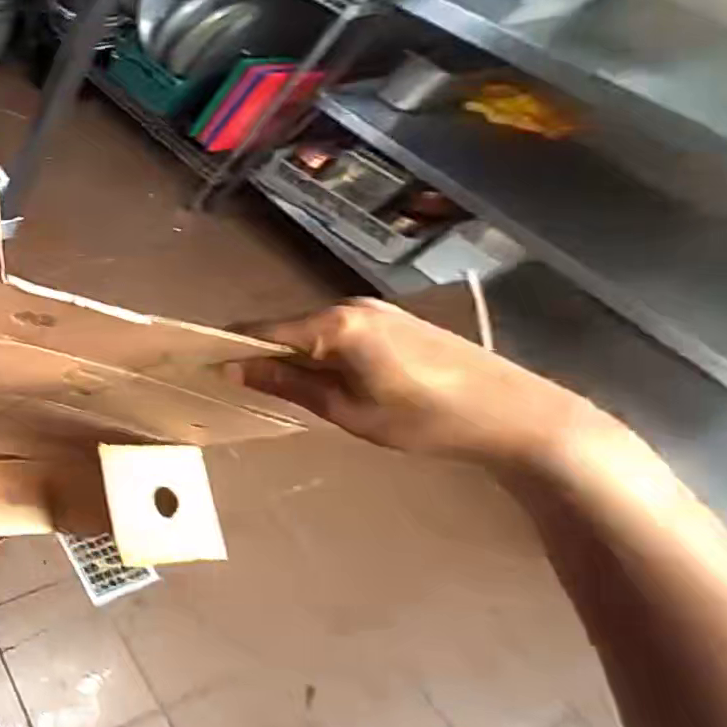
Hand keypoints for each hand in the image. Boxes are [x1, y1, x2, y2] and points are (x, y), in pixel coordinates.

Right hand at [244, 298, 616, 469]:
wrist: (519, 416)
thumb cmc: (425, 420)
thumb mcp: (346, 409)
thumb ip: (287, 384)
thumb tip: (232, 368)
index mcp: (335, 325)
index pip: (261, 331)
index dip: (230, 350)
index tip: (206, 370)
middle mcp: (349, 306)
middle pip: (284, 327)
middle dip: (259, 354)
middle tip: (244, 388)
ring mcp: (374, 310)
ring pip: (309, 330)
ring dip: (290, 355)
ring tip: (284, 389)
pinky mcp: (393, 320)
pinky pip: (335, 332)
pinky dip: (318, 353)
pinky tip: (325, 379)